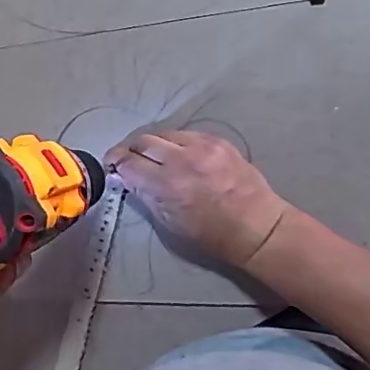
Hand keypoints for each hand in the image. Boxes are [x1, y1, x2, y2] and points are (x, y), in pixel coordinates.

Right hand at [107, 129, 288, 268]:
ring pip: (164, 133)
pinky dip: (177, 143)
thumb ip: (145, 196)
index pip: (129, 161)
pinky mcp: (217, 140)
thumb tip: (126, 177)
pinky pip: (186, 134)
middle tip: (130, 160)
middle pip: (143, 141)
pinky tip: (180, 155)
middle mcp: (183, 159)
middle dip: (132, 150)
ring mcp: (203, 146)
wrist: (257, 226)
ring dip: (155, 145)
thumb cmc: (211, 235)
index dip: (115, 162)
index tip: (112, 165)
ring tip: (156, 158)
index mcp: (168, 184)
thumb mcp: (169, 224)